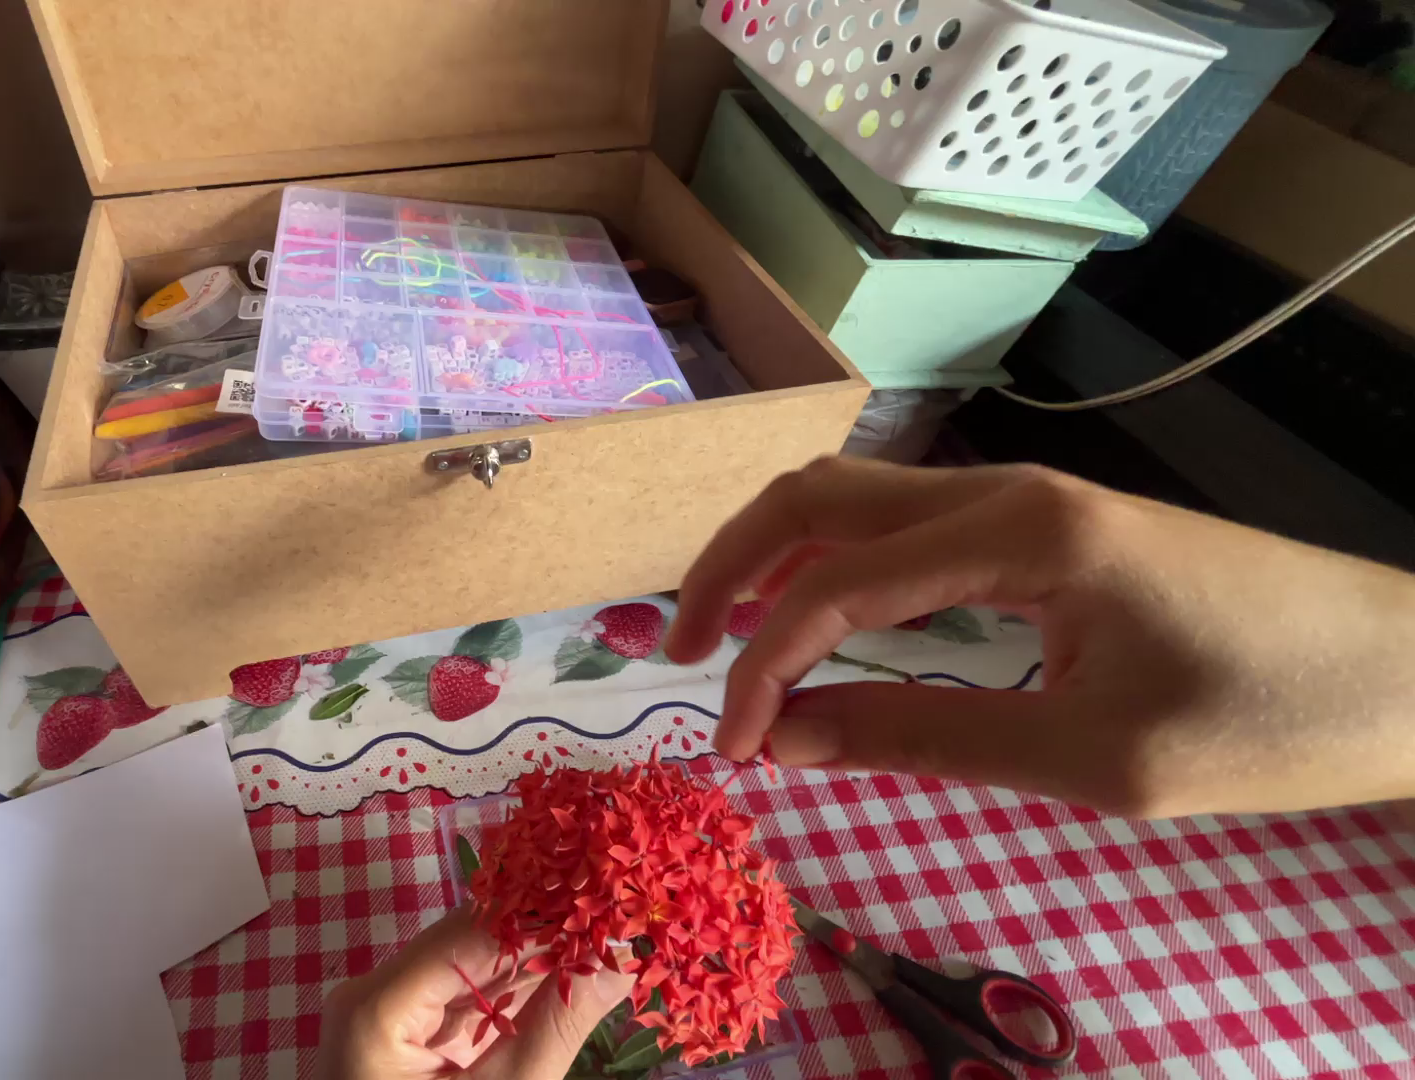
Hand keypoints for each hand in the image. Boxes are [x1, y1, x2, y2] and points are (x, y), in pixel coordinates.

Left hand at [318, 908, 634, 1079]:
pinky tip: (560, 969)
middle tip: (610, 915)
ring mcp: (384, 1008)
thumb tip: (620, 959)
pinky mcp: (402, 1027)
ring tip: (596, 934)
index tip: (602, 899)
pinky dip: (510, 986)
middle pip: (469, 939)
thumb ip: (556, 1027)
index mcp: (376, 1007)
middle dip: (542, 930)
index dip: (539, 913)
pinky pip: (462, 992)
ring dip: (533, 953)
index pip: (470, 932)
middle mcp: (372, 990)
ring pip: (470, 960)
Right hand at [666, 457, 1414, 816]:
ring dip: (758, 558)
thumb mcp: (1091, 757)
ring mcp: (995, 497)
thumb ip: (917, 736)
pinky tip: (796, 613)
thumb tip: (783, 741)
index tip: (737, 745)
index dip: (765, 666)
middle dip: (724, 572)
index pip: (838, 587)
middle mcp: (988, 489)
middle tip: (681, 651)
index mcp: (1017, 532)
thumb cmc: (1278, 719)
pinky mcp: (1006, 521)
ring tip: (720, 632)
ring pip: (830, 498)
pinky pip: (874, 524)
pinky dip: (810, 565)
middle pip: (805, 499)